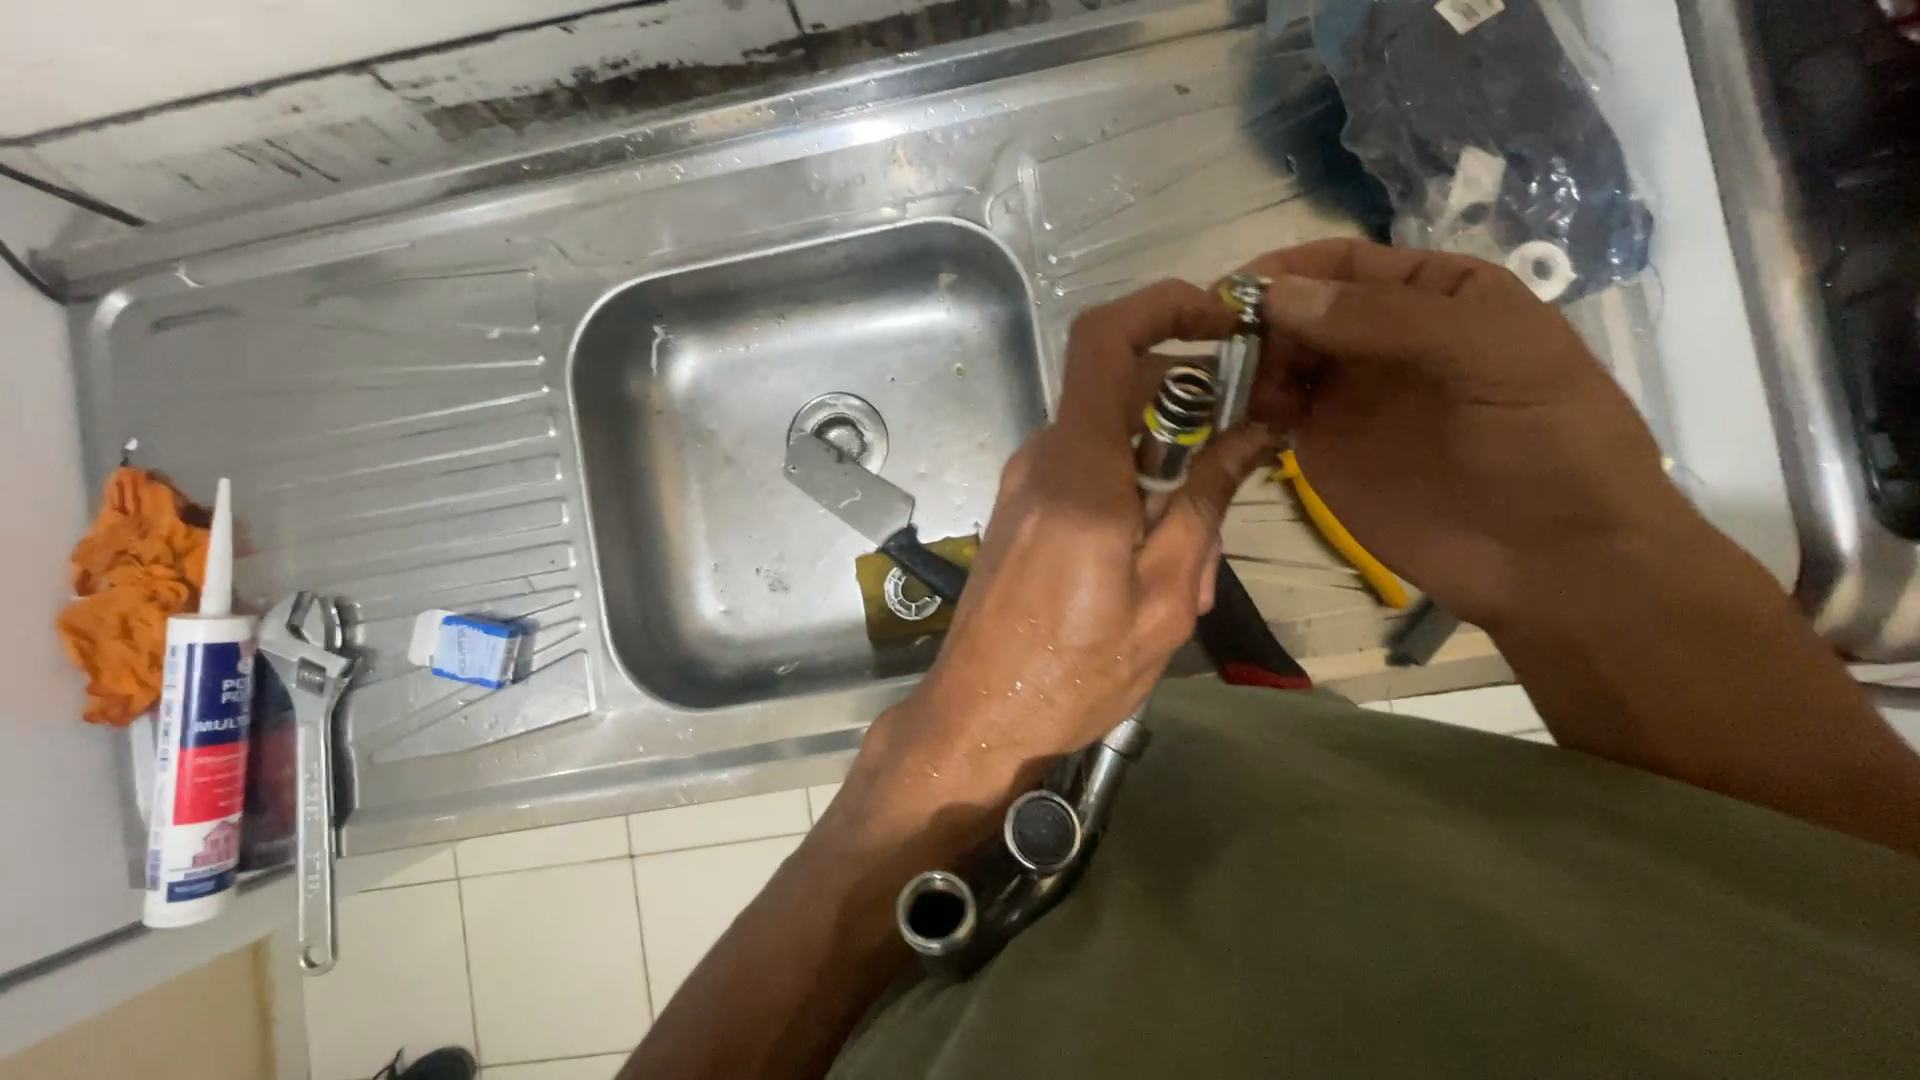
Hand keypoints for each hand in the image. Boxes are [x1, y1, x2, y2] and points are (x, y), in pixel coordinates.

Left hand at [846, 281, 1275, 820]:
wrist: (980, 717)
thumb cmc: (1074, 672)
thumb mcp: (1162, 597)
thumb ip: (1203, 505)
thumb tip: (1251, 434)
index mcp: (1078, 470)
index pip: (1104, 340)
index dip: (1163, 306)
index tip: (1222, 320)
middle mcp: (1043, 459)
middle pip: (1121, 389)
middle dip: (1191, 419)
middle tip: (1235, 480)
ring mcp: (1025, 484)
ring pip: (1111, 439)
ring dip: (1166, 473)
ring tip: (1194, 560)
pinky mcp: (1022, 510)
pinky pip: (1088, 473)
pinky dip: (1133, 494)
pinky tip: (1155, 567)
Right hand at [1237, 238, 1690, 627]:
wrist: (1550, 560)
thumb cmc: (1546, 444)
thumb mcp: (1493, 356)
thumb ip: (1388, 318)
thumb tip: (1279, 298)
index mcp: (1435, 296)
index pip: (1345, 265)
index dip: (1288, 270)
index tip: (1231, 292)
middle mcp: (1381, 338)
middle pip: (1299, 310)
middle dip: (1256, 320)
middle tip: (1216, 347)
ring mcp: (1347, 395)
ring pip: (1277, 359)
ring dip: (1245, 364)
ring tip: (1228, 389)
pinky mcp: (1321, 447)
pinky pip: (1270, 411)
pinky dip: (1245, 407)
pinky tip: (1237, 418)